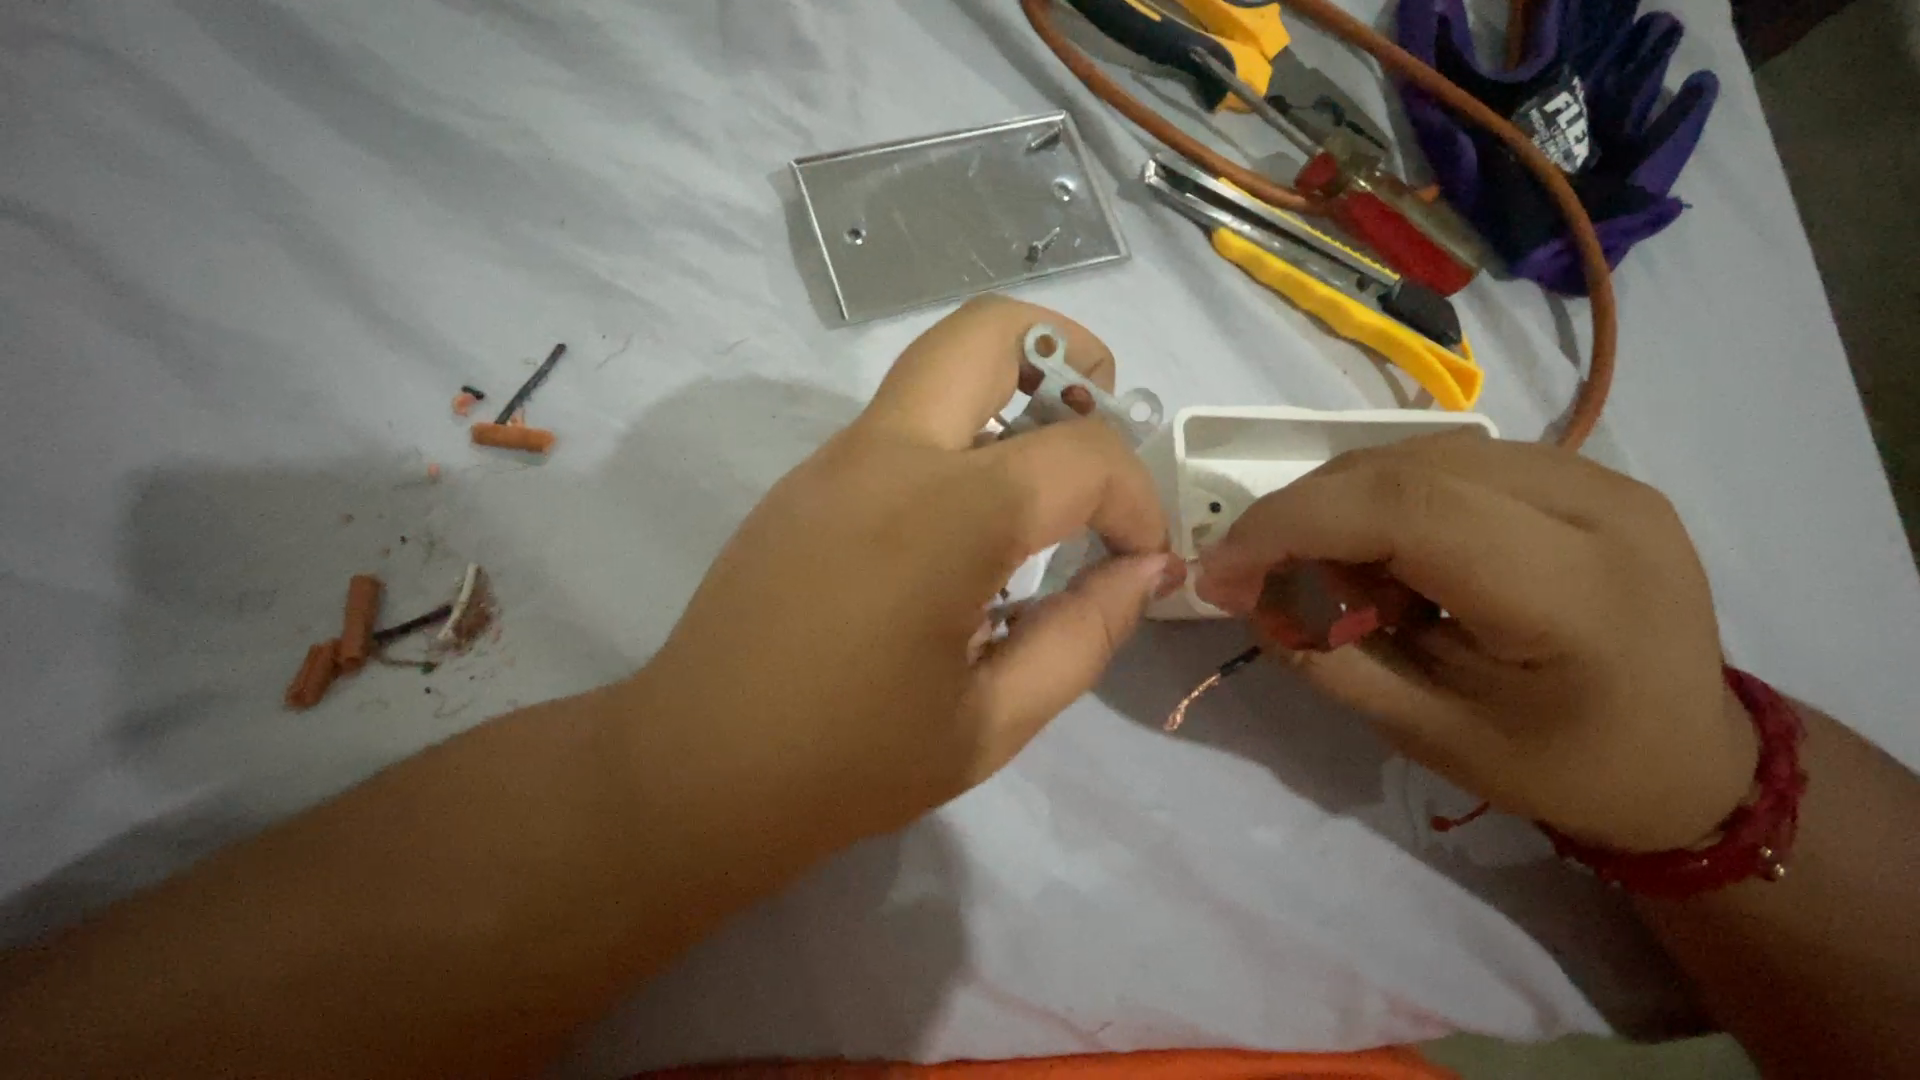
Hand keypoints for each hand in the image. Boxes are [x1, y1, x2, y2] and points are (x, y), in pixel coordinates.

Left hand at [637, 296, 1178, 851]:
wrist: (694, 771)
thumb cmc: (849, 763)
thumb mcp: (993, 721)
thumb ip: (1085, 634)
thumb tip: (1144, 568)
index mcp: (943, 518)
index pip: (1081, 454)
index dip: (1137, 498)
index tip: (1139, 557)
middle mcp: (885, 456)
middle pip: (989, 331)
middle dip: (1071, 357)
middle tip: (1101, 431)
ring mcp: (834, 459)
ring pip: (937, 367)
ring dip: (1012, 392)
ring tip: (1046, 485)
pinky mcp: (806, 480)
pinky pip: (901, 421)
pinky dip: (961, 436)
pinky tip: (968, 529)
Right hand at [1197, 431, 1756, 851]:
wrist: (1690, 761)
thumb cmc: (1559, 767)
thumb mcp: (1424, 732)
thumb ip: (1324, 655)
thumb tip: (1239, 589)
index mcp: (1575, 590)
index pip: (1404, 510)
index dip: (1290, 524)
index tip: (1221, 570)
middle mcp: (1598, 504)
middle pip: (1402, 468)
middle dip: (1303, 517)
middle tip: (1259, 578)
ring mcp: (1599, 476)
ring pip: (1415, 454)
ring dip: (1342, 509)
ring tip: (1338, 581)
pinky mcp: (1584, 472)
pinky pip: (1447, 462)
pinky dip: (1386, 502)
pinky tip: (1390, 560)